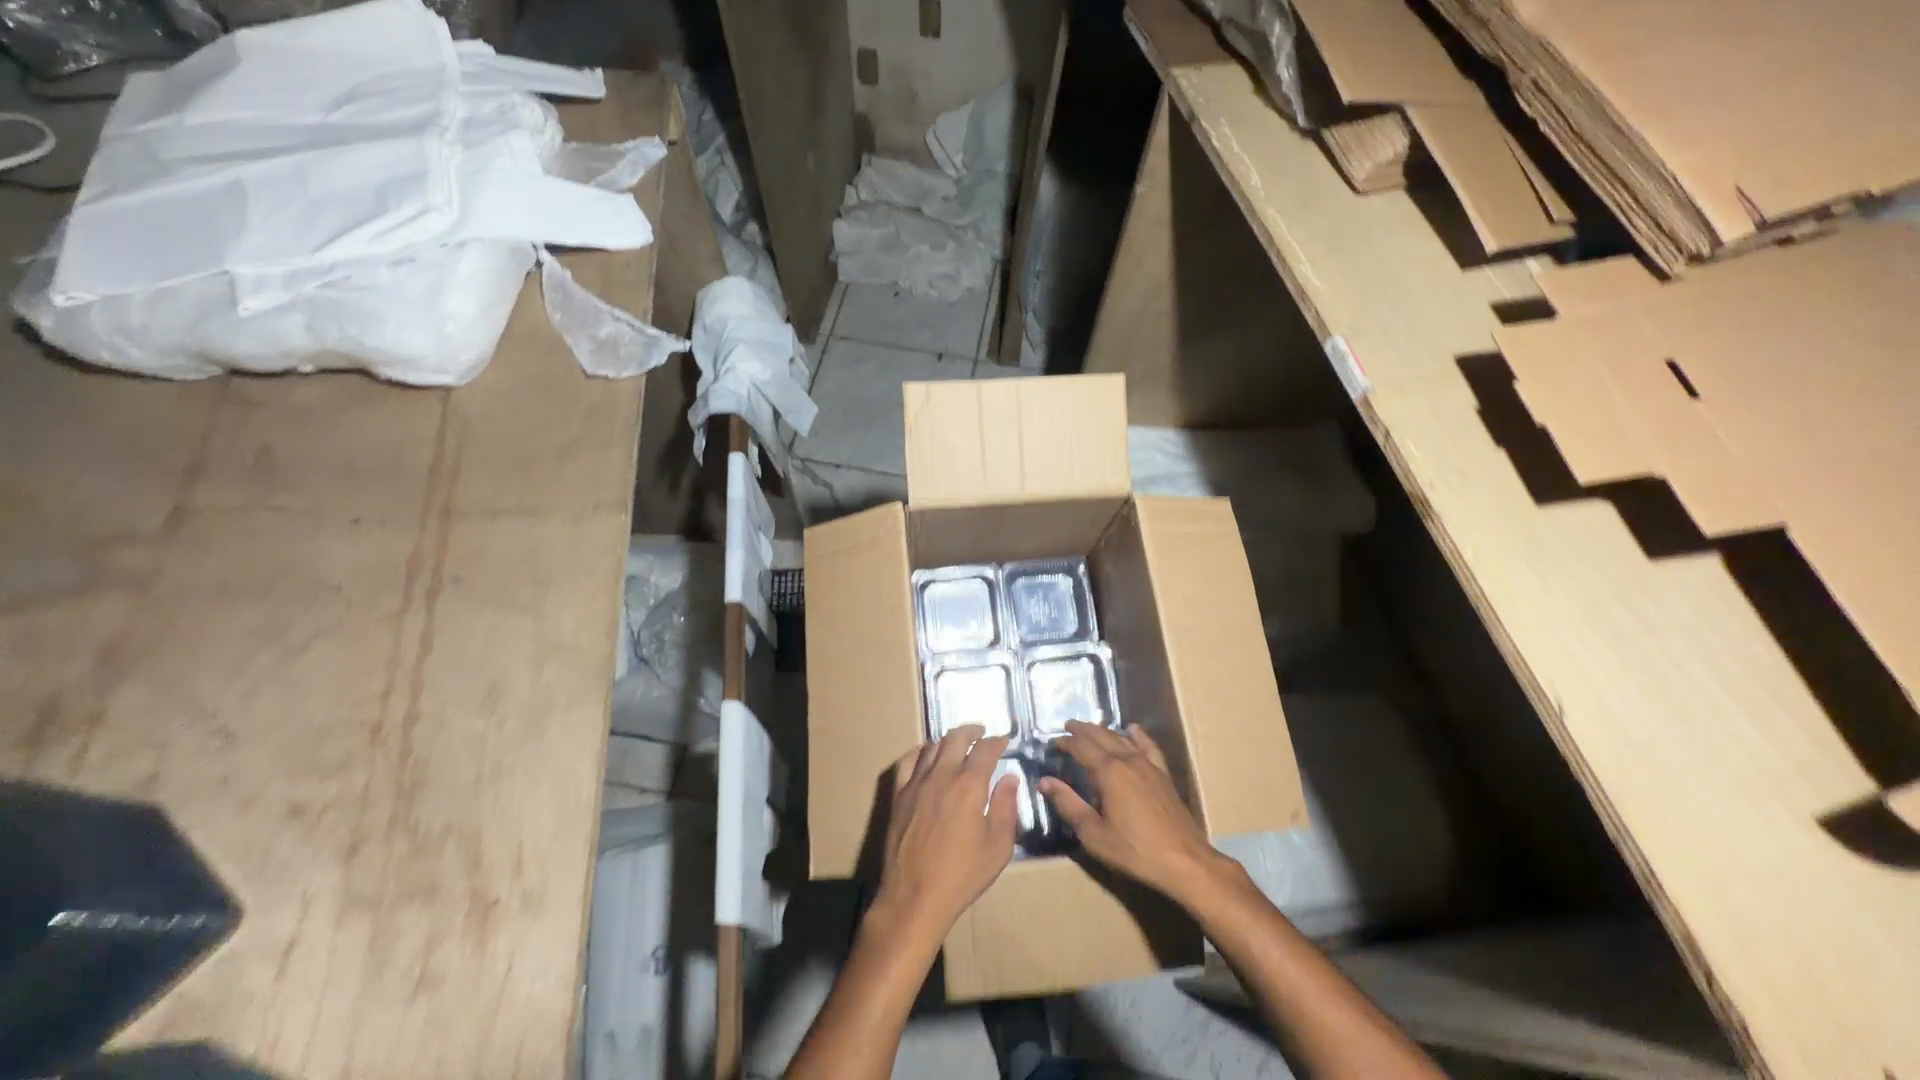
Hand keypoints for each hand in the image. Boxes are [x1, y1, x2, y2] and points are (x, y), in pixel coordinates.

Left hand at [873, 725, 1020, 937]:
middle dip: (972, 731)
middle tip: (982, 733)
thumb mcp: (998, 847)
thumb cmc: (962, 875)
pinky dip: (920, 752)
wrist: (914, 896)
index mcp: (969, 786)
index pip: (986, 749)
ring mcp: (916, 783)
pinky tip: (926, 756)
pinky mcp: (898, 795)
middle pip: (956, 738)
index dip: (998, 741)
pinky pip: (907, 761)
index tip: (1004, 741)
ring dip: (948, 740)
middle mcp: (942, 775)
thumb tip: (1009, 779)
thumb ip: (1005, 808)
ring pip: (932, 746)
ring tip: (958, 743)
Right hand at [1040, 721, 1234, 907]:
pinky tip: (1133, 729)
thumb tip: (1045, 781)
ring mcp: (1149, 766)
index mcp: (1109, 773)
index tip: (1054, 742)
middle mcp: (1128, 761)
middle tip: (1068, 725)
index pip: (1082, 748)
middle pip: (1102, 737)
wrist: (1183, 861)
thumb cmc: (1134, 850)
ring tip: (1091, 728)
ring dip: (1104, 731)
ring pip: (1123, 739)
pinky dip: (1138, 736)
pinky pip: (1148, 747)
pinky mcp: (1163, 775)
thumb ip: (1068, 804)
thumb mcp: (1093, 833)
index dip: (1067, 742)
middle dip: (1083, 730)